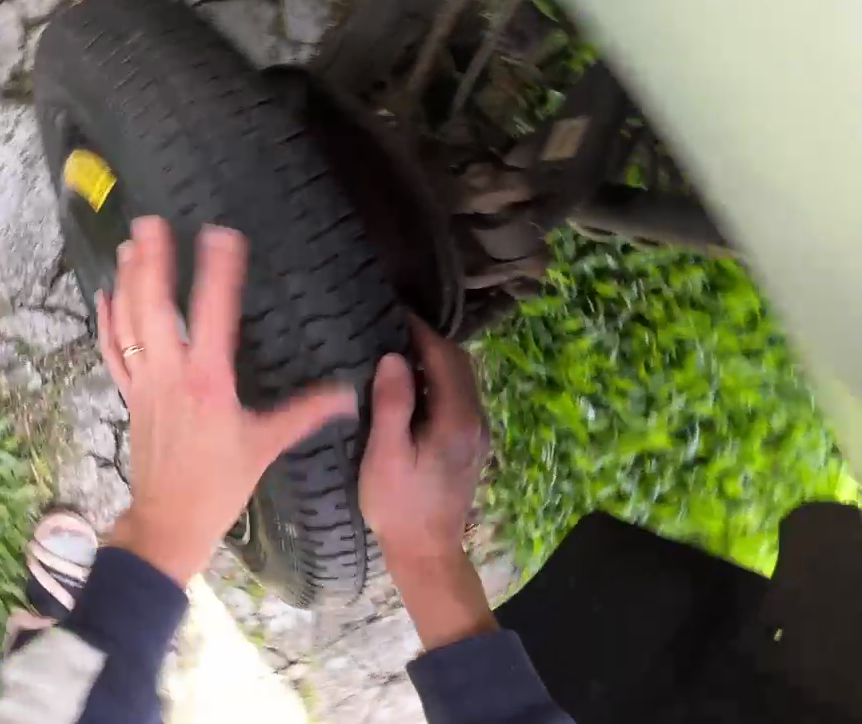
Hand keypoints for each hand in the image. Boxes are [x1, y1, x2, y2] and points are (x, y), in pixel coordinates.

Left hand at [95, 217, 358, 584]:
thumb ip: (305, 414)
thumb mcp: (265, 446)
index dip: (216, 272)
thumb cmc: (220, 483)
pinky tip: (105, 293)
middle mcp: (170, 373)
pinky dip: (106, 321)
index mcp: (208, 381)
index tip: (219, 234)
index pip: (213, 315)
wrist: (169, 520)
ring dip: (128, 282)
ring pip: (129, 323)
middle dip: (152, 263)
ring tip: (130, 245)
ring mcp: (143, 382)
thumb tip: (348, 394)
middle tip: (151, 222)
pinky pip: (112, 352)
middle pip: (155, 309)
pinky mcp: (128, 394)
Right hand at [359, 317, 495, 647]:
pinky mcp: (467, 443)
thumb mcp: (386, 453)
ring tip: (393, 345)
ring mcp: (475, 433)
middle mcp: (475, 421)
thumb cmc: (398, 502)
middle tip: (390, 323)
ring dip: (431, 358)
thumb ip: (392, 403)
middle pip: (458, 364)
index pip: (444, 357)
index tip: (391, 309)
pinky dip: (434, 377)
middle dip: (428, 339)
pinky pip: (455, 395)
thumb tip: (393, 356)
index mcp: (456, 419)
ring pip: (459, 379)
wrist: (425, 552)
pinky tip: (407, 381)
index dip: (420, 330)